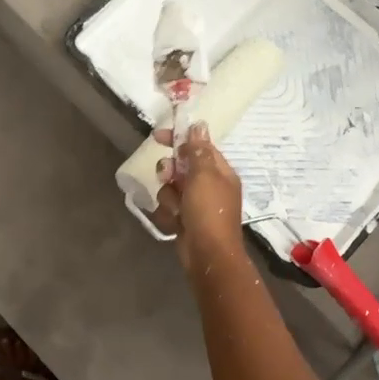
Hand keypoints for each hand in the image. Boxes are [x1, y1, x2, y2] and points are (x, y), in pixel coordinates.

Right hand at [152, 122, 244, 262]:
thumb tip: (200, 125)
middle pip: (181, 165)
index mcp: (220, 172)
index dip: (179, 139)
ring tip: (176, 206)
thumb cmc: (208, 211)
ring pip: (171, 185)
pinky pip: (169, 204)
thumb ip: (198, 150)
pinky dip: (169, 211)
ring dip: (169, 194)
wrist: (207, 254)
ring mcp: (196, 203)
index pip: (198, 146)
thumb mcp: (204, 176)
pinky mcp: (185, 217)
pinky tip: (174, 219)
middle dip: (170, 170)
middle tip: (168, 175)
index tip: (158, 136)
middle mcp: (209, 185)